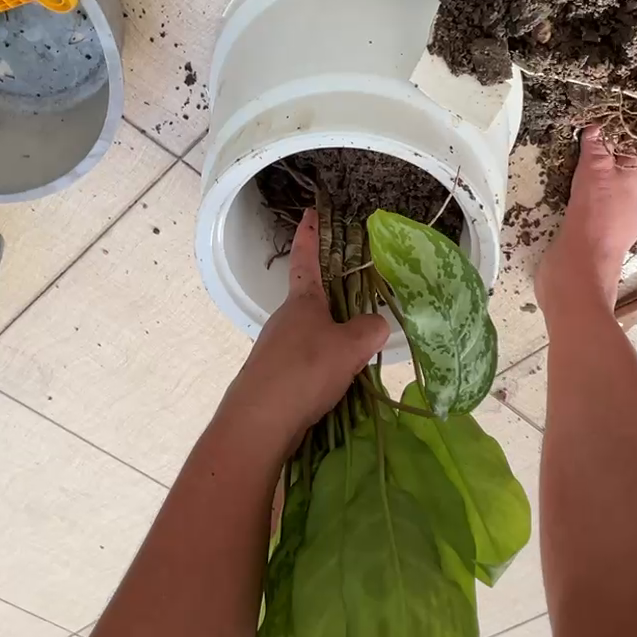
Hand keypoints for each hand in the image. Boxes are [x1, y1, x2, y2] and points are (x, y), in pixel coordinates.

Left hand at [222, 209, 388, 453]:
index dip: (311, 235)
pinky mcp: (274, 377)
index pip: (307, 258)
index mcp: (302, 301)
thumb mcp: (349, 347)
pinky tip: (338, 382)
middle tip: (361, 296)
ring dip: (332, 336)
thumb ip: (369, 330)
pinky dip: (324, 364)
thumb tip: (377, 324)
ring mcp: (276, 348)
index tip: (311, 213)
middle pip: (312, 299)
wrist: (259, 423)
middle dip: (334, 296)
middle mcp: (285, 319)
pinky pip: (306, 361)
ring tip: (360, 351)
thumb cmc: (303, 371)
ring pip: (310, 333)